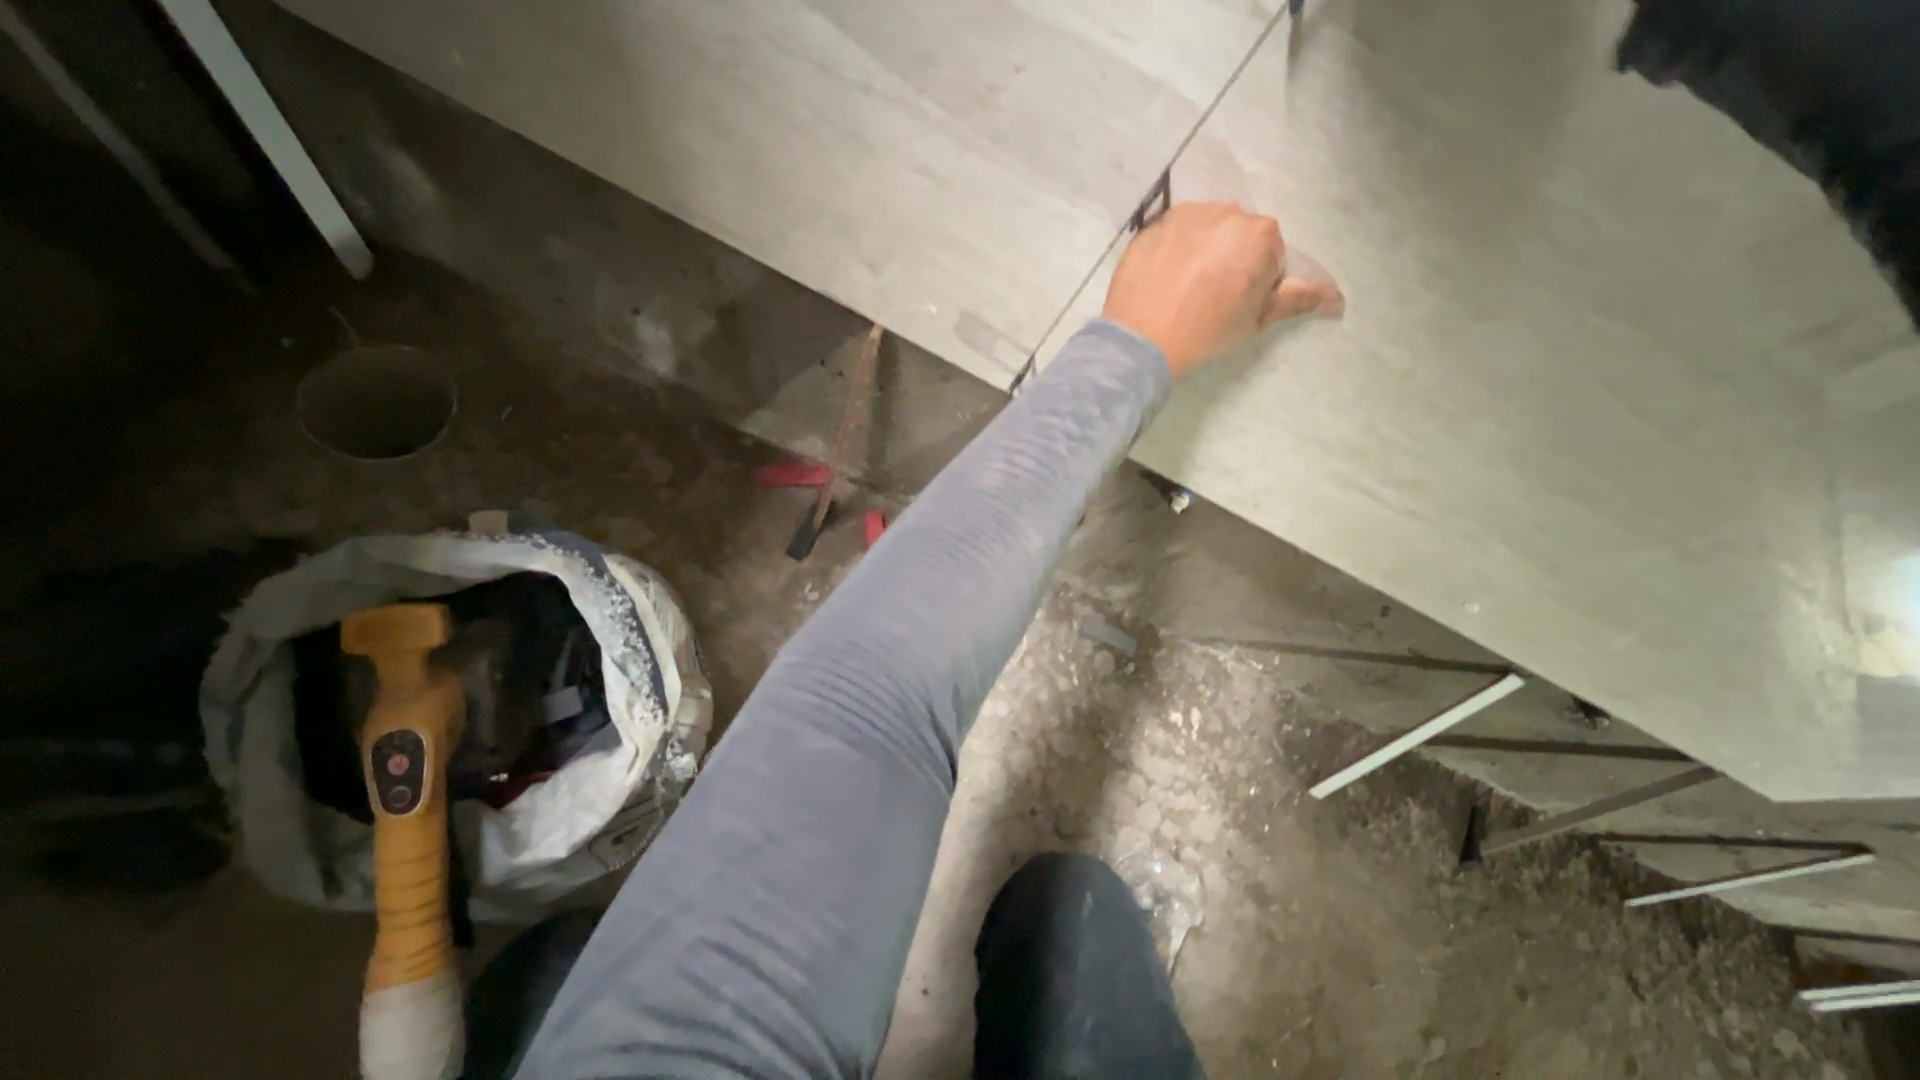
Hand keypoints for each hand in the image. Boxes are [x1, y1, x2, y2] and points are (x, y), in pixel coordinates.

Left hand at [1102, 201, 1342, 376]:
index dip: (1258, 280)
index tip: (1238, 303)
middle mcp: (1226, 212)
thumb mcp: (1257, 319)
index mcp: (1261, 234)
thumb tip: (1337, 299)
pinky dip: (1174, 249)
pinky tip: (1164, 279)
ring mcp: (1186, 214)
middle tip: (1211, 297)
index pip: (1271, 253)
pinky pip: (1174, 233)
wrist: (1142, 339)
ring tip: (1185, 288)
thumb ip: (1297, 299)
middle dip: (1233, 259)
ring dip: (1203, 250)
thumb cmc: (1206, 331)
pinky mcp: (1152, 224)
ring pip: (1206, 229)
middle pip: (1239, 235)